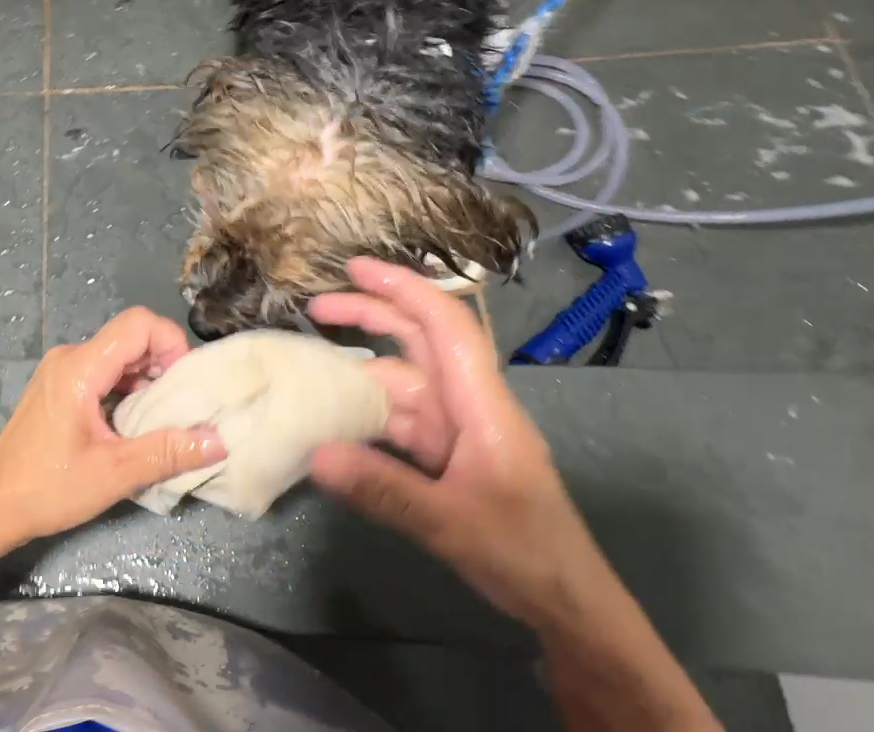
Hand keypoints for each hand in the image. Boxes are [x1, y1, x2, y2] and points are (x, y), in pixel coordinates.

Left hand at [0, 307, 225, 546]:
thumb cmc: (49, 488)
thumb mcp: (115, 474)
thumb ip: (168, 452)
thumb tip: (219, 440)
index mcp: (79, 368)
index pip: (137, 324)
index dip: (171, 344)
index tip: (185, 385)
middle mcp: (69, 358)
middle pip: (130, 338)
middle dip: (164, 366)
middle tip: (183, 409)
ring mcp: (61, 371)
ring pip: (119, 357)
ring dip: (147, 382)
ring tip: (164, 422)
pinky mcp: (60, 388)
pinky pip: (104, 373)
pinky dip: (127, 391)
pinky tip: (136, 426)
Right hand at [305, 259, 613, 630]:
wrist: (568, 605)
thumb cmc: (526, 555)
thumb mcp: (451, 524)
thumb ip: (383, 490)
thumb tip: (315, 454)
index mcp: (482, 405)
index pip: (445, 327)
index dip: (403, 289)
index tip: (355, 268)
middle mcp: (467, 406)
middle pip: (419, 343)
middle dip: (371, 316)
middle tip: (313, 310)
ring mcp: (456, 432)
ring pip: (401, 385)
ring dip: (358, 374)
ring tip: (306, 372)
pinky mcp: (444, 458)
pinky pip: (397, 423)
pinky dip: (363, 416)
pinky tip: (329, 424)